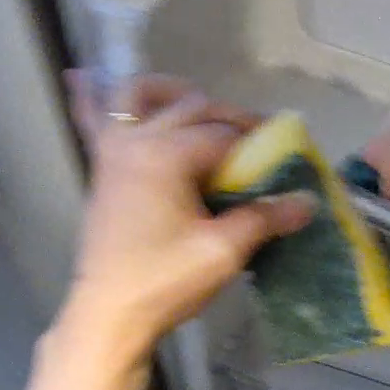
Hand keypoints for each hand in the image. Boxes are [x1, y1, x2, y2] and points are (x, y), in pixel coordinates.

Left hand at [23, 73, 316, 389]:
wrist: (111, 313)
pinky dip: (89, 95)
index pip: (222, 135)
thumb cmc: (166, 282)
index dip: (257, 142)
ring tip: (195, 100)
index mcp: (167, 155)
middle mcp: (136, 139)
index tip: (285, 151)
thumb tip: (307, 202)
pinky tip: (82, 75)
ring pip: (136, 97)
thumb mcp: (223, 252)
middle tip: (257, 137)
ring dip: (170, 91)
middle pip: (189, 108)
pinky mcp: (100, 170)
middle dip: (226, 116)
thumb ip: (263, 219)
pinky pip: (91, 119)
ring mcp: (111, 151)